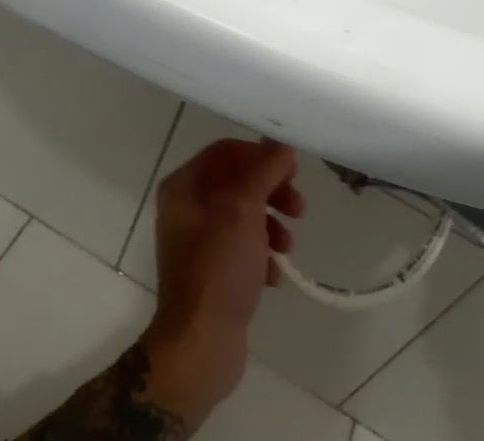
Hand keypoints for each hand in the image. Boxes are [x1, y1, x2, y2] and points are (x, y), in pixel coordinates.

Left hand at [139, 139, 304, 425]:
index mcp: (184, 187)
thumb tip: (280, 140)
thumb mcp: (244, 210)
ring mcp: (198, 242)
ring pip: (244, 217)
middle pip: (238, 183)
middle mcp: (186, 209)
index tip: (292, 170)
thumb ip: (264, 170)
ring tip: (288, 246)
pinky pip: (243, 249)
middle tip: (299, 208)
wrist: (201, 344)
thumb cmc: (219, 268)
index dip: (260, 155)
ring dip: (272, 226)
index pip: (226, 151)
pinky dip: (262, 256)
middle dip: (272, 193)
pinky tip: (274, 275)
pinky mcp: (212, 272)